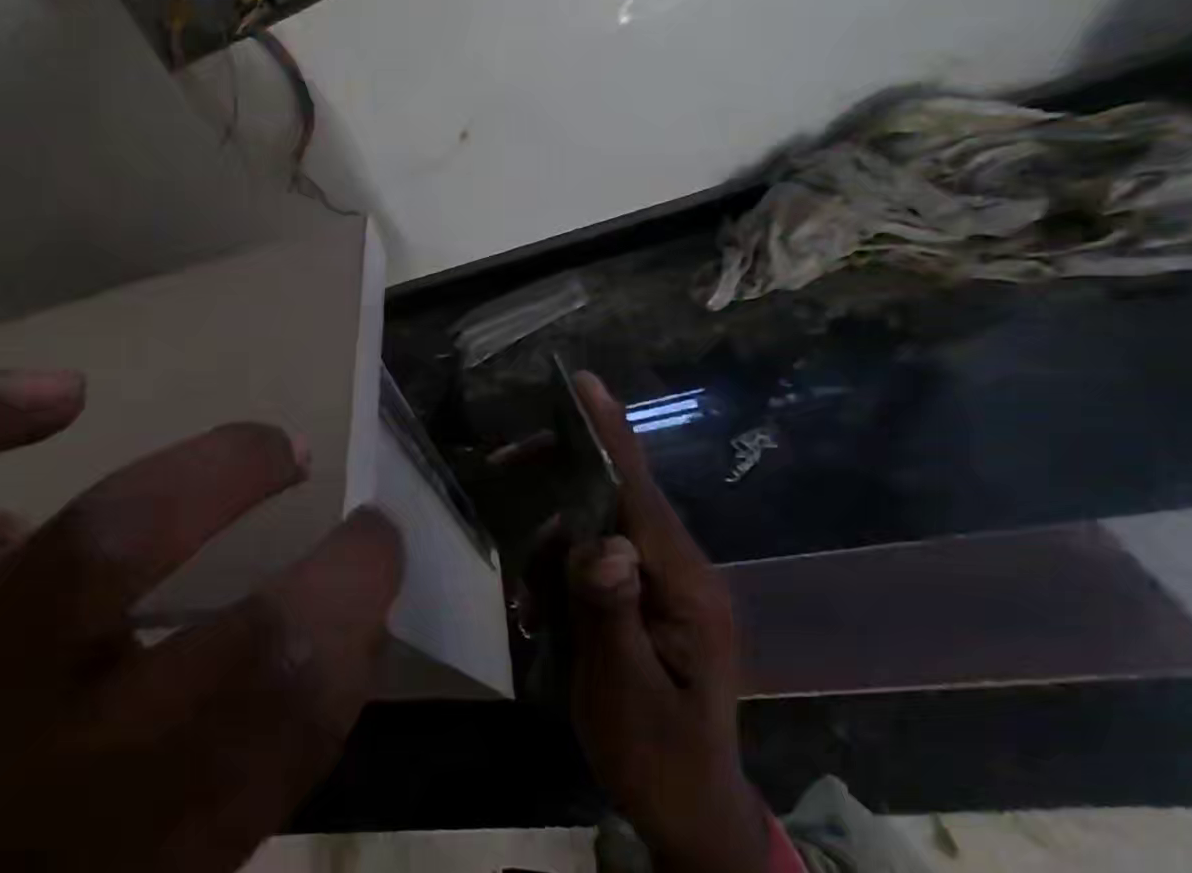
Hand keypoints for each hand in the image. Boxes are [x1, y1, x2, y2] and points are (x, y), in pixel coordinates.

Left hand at [0, 369, 401, 871]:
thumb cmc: (44, 853)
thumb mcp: (169, 854)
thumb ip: (256, 771)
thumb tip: (344, 637)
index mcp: (143, 840)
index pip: (288, 739)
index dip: (355, 628)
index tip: (378, 553)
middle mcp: (49, 762)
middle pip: (227, 667)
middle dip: (322, 585)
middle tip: (358, 523)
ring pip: (85, 555)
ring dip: (207, 484)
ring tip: (265, 447)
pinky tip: (59, 395)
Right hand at [566, 373, 766, 872]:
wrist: (688, 808)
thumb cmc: (656, 753)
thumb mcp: (624, 689)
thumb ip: (610, 612)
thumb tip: (601, 542)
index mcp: (684, 586)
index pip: (639, 493)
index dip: (609, 435)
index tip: (584, 383)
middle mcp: (677, 572)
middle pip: (615, 498)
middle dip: (559, 483)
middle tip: (504, 465)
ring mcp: (662, 587)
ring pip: (595, 531)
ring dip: (551, 550)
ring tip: (528, 607)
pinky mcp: (644, 601)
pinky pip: (594, 565)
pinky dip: (558, 577)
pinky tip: (540, 616)